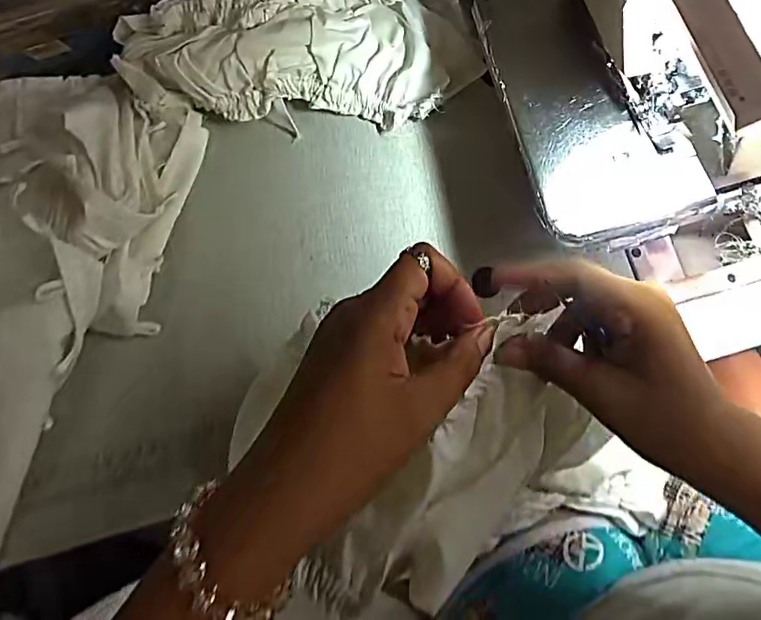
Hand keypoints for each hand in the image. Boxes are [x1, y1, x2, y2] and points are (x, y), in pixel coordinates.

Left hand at [200, 244, 492, 594]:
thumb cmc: (350, 454)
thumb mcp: (420, 409)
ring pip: (395, 304)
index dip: (456, 285)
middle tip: (468, 347)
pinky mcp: (330, 354)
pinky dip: (406, 340)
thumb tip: (484, 334)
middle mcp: (351, 312)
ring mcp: (337, 333)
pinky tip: (419, 377)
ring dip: (429, 324)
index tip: (471, 325)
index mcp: (372, 314)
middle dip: (447, 305)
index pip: (422, 261)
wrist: (276, 499)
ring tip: (448, 365)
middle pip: (410, 279)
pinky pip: (377, 327)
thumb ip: (461, 363)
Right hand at [487, 260, 731, 475]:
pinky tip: (571, 358)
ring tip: (541, 353)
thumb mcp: (600, 392)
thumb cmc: (664, 421)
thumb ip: (551, 362)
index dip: (530, 276)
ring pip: (590, 299)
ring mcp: (647, 306)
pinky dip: (582, 331)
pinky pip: (605, 314)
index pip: (573, 275)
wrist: (715, 443)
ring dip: (562, 320)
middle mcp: (642, 294)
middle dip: (543, 299)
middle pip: (581, 283)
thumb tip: (505, 348)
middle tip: (512, 321)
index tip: (495, 279)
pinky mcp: (647, 321)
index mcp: (635, 304)